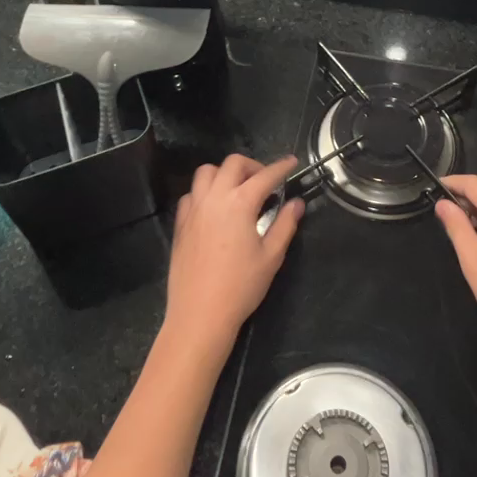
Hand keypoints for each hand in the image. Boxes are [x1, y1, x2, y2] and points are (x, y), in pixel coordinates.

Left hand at [165, 154, 303, 345]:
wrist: (200, 314)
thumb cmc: (241, 287)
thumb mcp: (272, 257)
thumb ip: (285, 225)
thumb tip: (296, 203)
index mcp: (240, 204)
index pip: (265, 176)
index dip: (281, 167)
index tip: (292, 162)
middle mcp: (214, 198)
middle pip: (232, 164)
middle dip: (252, 166)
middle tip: (265, 183)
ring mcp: (193, 210)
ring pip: (206, 172)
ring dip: (224, 173)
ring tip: (238, 190)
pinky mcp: (180, 224)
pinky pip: (191, 194)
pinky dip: (205, 192)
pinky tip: (214, 209)